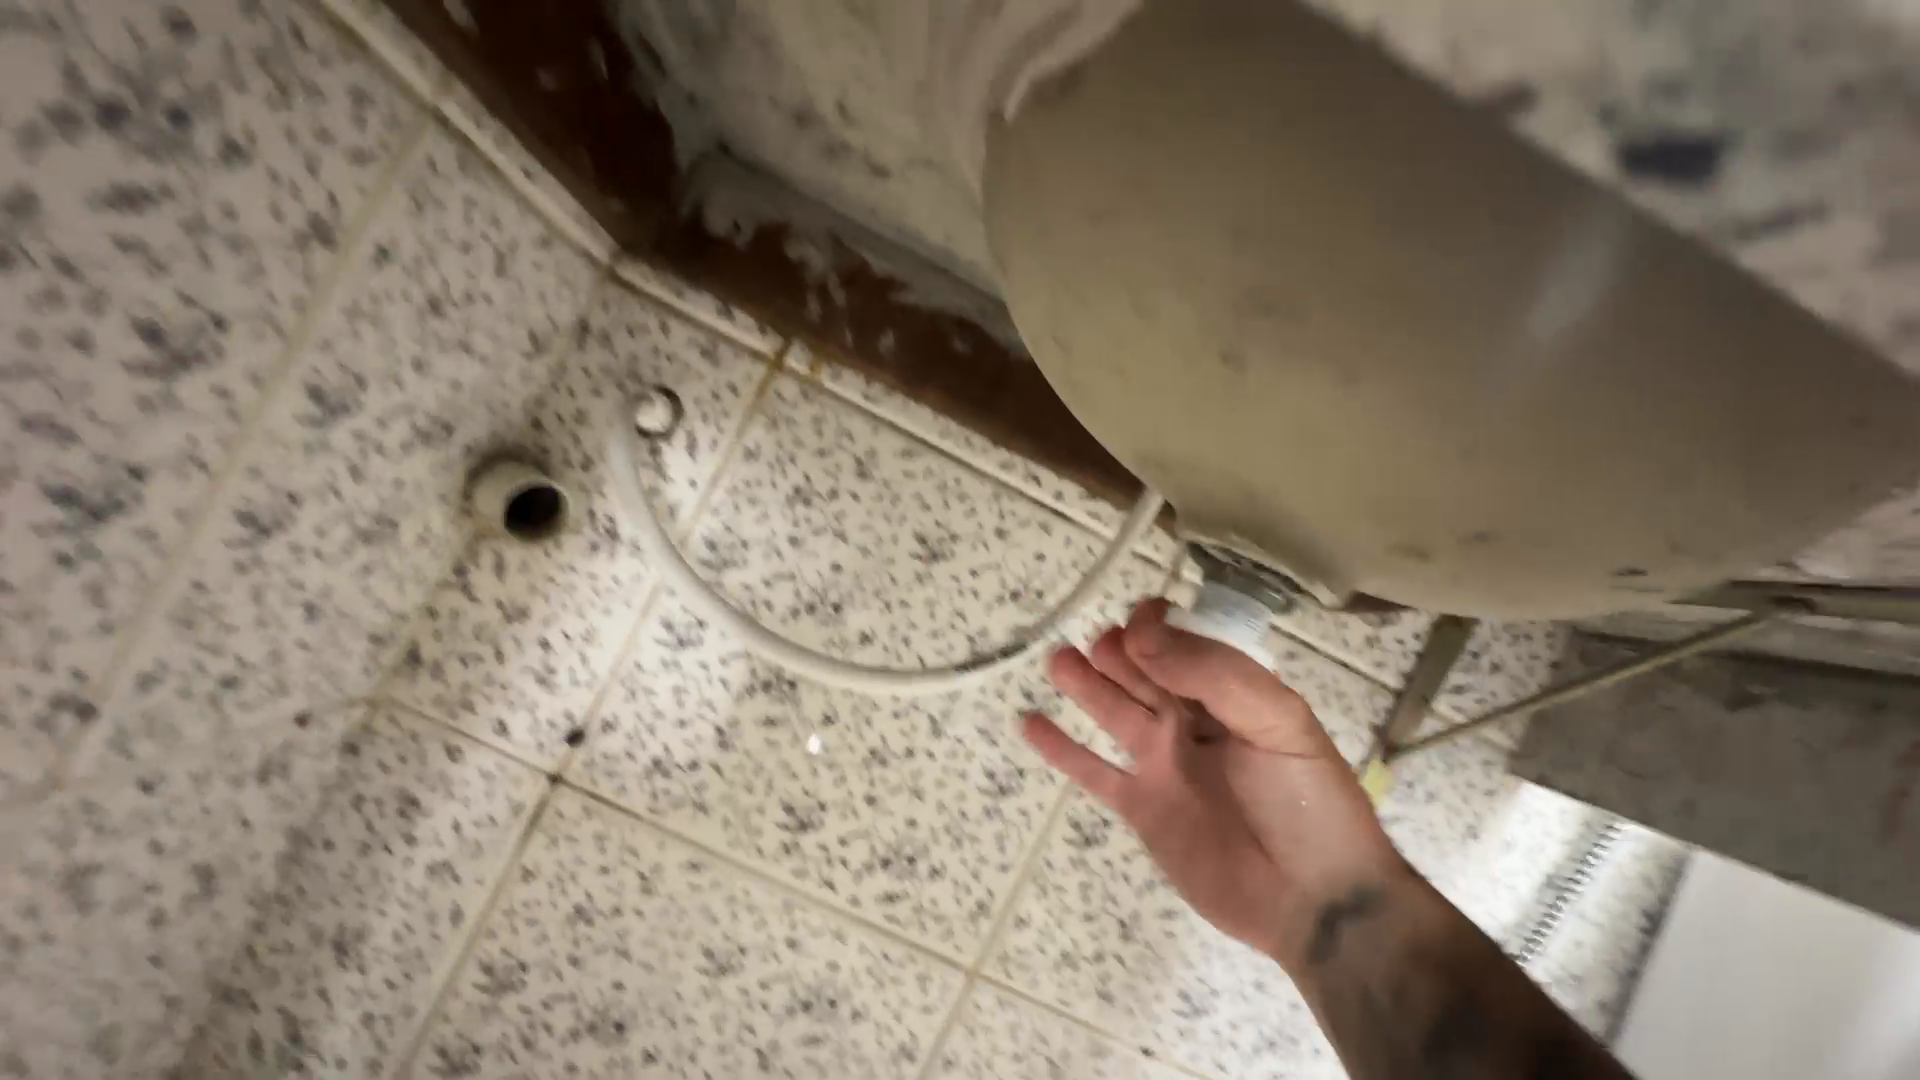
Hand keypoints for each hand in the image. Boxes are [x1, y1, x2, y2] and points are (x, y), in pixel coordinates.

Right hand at [1022, 598, 1404, 970]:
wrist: (1314, 902)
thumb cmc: (1307, 802)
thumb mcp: (1280, 722)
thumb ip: (1215, 674)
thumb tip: (1142, 638)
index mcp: (1231, 695)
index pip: (1185, 645)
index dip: (1158, 629)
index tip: (1137, 624)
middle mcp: (1193, 722)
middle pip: (1142, 673)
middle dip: (1118, 651)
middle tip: (1099, 645)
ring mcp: (1162, 764)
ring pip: (1112, 712)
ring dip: (1084, 684)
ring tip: (1058, 660)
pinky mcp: (1141, 806)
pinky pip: (1093, 771)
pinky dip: (1061, 749)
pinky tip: (1030, 722)